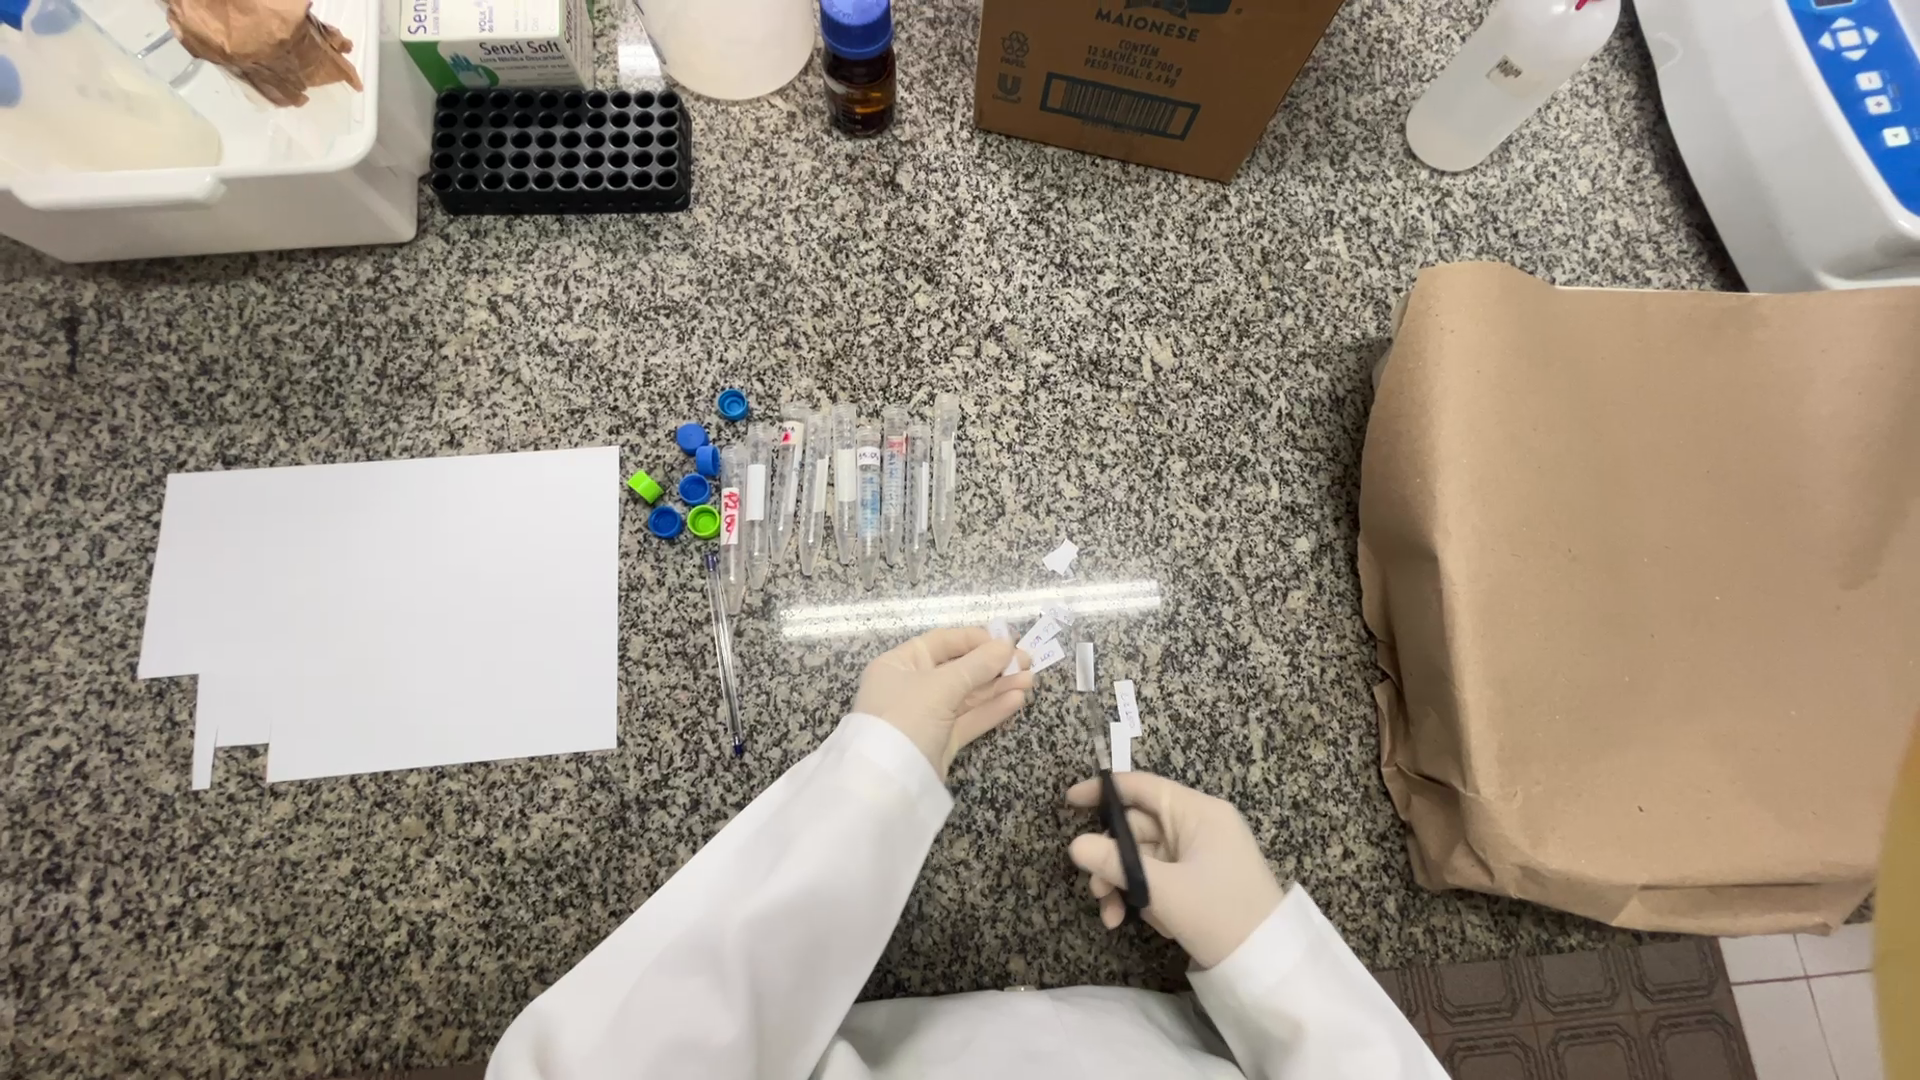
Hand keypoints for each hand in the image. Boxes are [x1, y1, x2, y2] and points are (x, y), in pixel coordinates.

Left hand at [852, 627, 1033, 781]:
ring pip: (968, 695)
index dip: (976, 639)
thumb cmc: (906, 718)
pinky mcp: (940, 740)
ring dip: (998, 686)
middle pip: (958, 668)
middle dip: (993, 665)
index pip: (943, 642)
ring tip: (1030, 680)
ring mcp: (927, 715)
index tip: (1008, 640)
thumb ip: (977, 665)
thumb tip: (1006, 645)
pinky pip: (969, 718)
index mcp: (900, 664)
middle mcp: (911, 686)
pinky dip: (992, 709)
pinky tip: (1017, 699)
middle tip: (1027, 661)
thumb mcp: (940, 686)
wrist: (889, 783)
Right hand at [1066, 771, 1285, 969]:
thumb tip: (1074, 845)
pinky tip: (1144, 923)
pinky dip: (1145, 897)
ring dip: (1125, 884)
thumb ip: (1116, 864)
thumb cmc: (1222, 916)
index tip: (1069, 802)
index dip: (1103, 792)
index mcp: (1197, 812)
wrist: (1272, 972)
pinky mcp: (1200, 881)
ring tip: (1112, 917)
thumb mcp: (1164, 890)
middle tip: (1096, 892)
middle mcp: (1198, 825)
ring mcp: (1200, 854)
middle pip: (1137, 828)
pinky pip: (1160, 877)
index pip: (1141, 787)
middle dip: (1112, 860)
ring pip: (1144, 857)